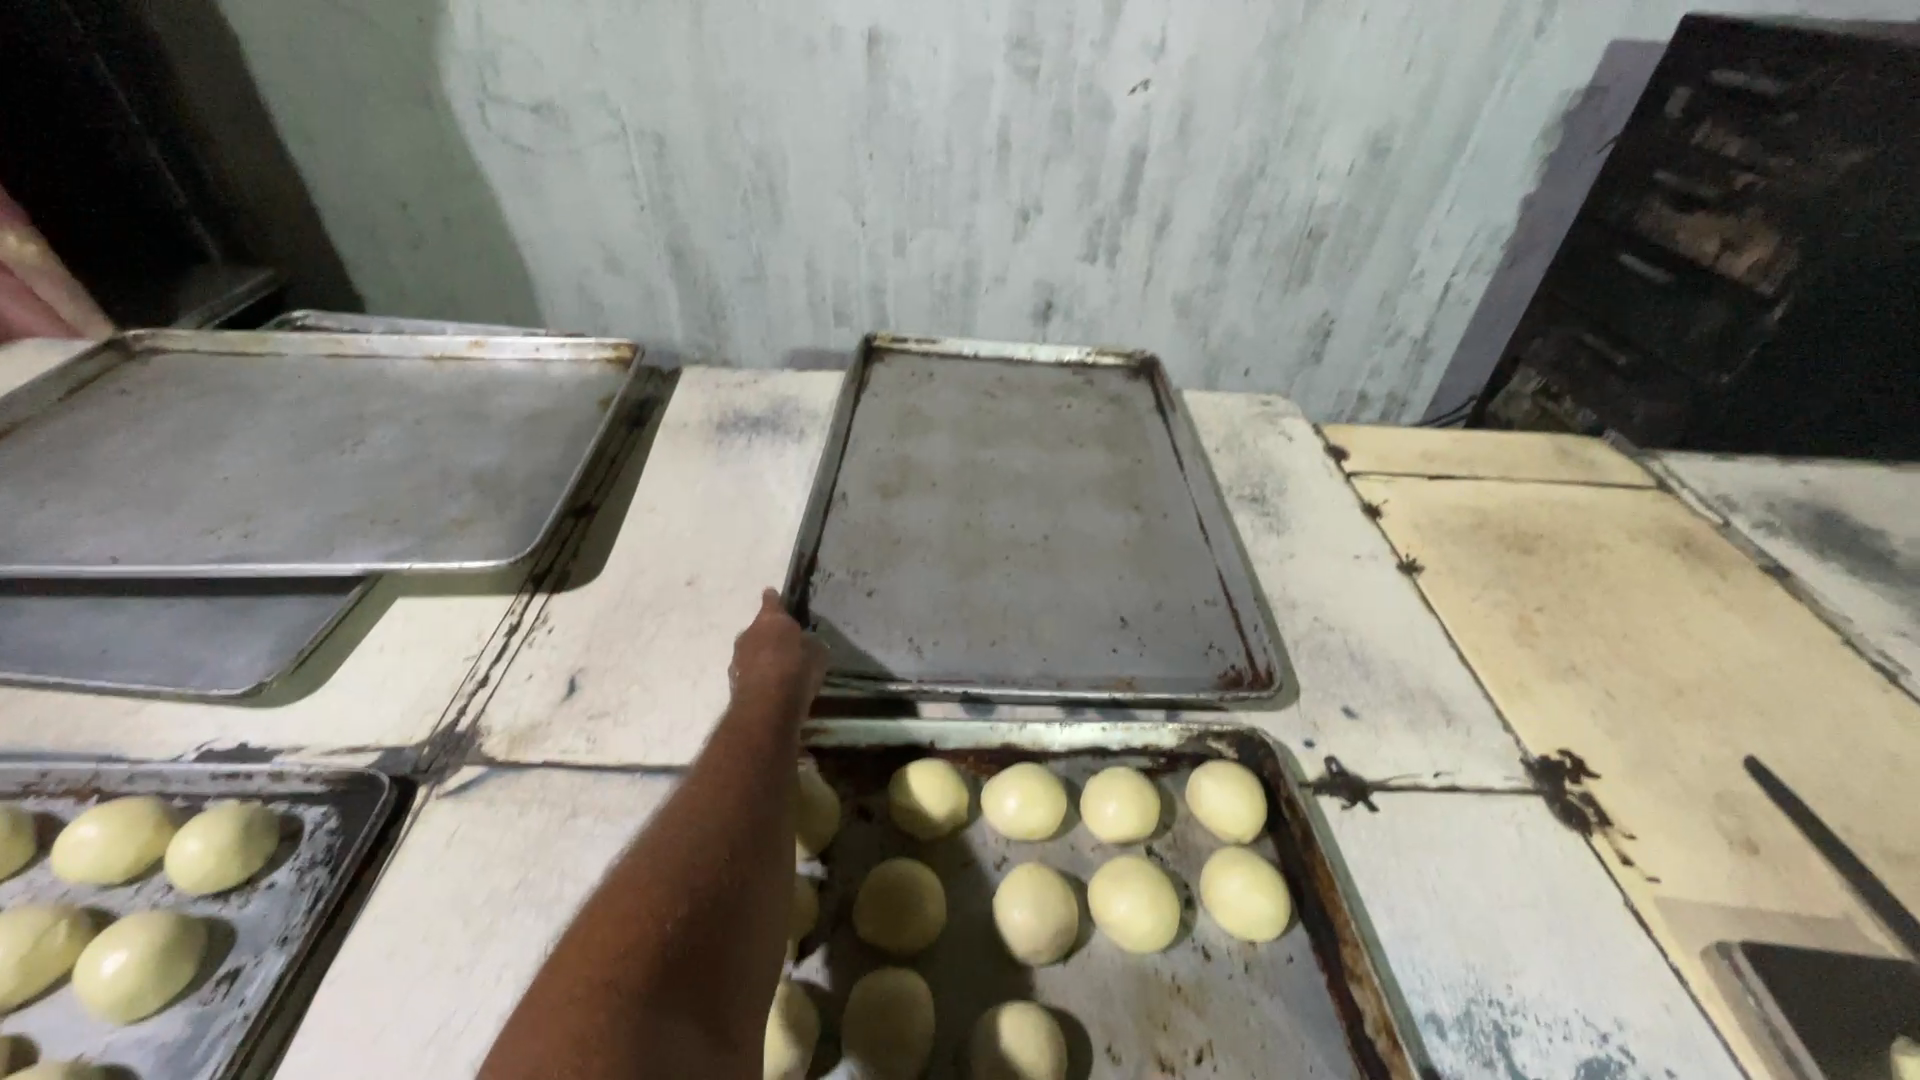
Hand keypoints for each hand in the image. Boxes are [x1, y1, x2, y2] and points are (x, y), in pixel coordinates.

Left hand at [729, 589, 827, 713]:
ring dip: (762, 655)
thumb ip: (810, 644)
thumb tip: (808, 642)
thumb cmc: (797, 670)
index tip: (775, 596)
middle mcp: (749, 632)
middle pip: (760, 627)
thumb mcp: (817, 654)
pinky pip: (748, 670)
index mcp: (771, 620)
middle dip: (770, 634)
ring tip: (780, 669)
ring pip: (752, 649)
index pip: (771, 600)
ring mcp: (738, 656)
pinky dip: (757, 674)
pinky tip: (770, 686)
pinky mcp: (733, 678)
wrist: (767, 706)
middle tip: (786, 643)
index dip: (775, 599)